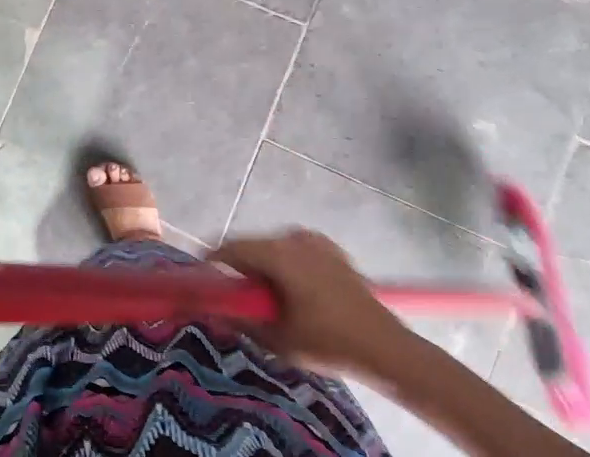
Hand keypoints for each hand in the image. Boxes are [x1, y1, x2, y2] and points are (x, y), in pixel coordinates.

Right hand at [209, 229, 415, 379]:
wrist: (387, 350)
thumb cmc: (328, 343)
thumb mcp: (277, 339)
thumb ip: (241, 322)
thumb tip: (214, 312)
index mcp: (278, 254)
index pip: (232, 248)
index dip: (213, 260)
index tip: (202, 275)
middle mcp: (294, 239)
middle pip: (254, 245)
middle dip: (241, 264)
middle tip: (238, 292)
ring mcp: (317, 242)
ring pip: (276, 246)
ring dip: (266, 264)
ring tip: (267, 293)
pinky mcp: (334, 251)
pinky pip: (298, 250)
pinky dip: (288, 262)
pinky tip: (294, 288)